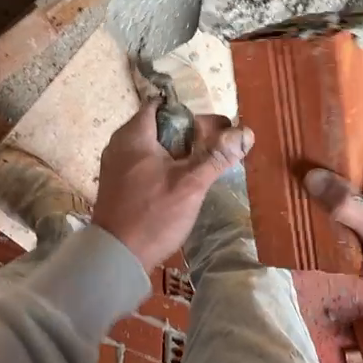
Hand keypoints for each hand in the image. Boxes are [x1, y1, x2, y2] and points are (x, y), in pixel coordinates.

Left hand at [93, 103, 253, 269]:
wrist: (116, 257)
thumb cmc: (153, 215)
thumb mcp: (191, 184)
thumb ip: (217, 156)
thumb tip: (246, 132)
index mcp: (133, 135)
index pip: (163, 106)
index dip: (190, 113)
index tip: (214, 128)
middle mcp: (119, 143)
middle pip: (159, 126)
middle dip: (188, 135)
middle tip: (215, 150)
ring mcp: (116, 165)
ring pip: (152, 147)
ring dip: (178, 153)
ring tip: (203, 167)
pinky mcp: (117, 184)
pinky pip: (144, 164)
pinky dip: (163, 167)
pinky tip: (182, 184)